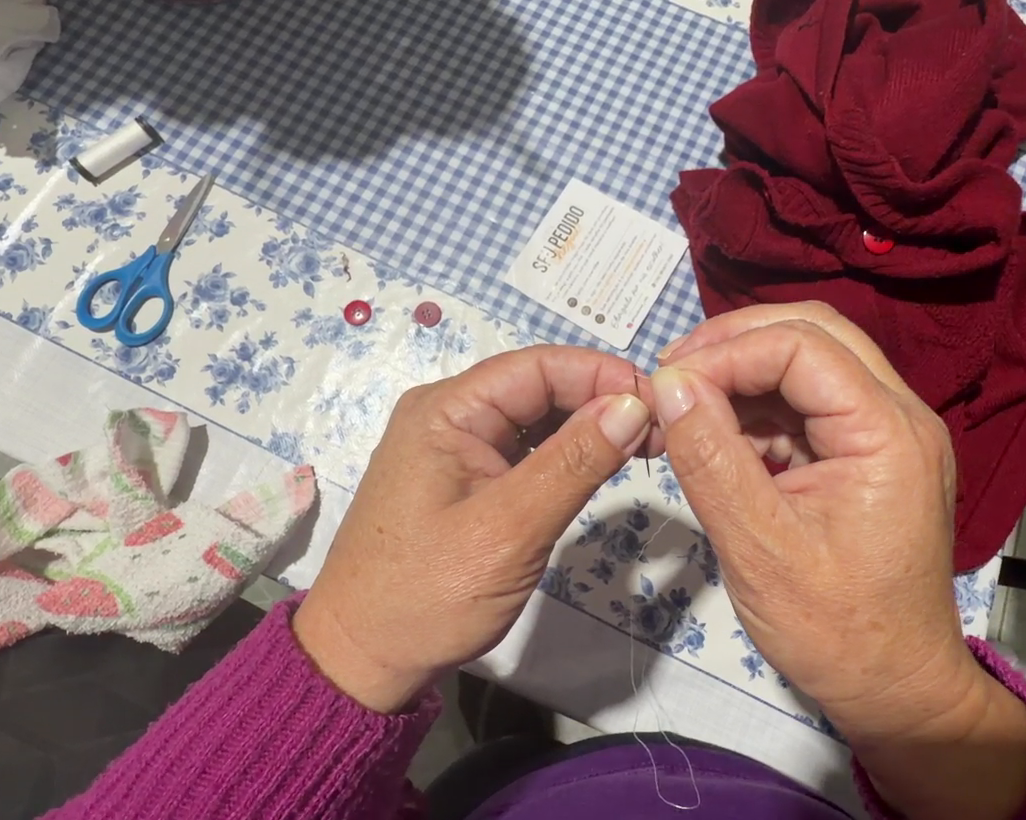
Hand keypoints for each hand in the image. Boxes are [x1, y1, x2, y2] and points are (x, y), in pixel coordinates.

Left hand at [293, 346, 657, 712]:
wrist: (363, 660)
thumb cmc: (430, 594)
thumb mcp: (511, 528)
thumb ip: (575, 462)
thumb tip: (635, 404)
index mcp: (448, 409)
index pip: (538, 366)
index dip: (602, 374)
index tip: (659, 400)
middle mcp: (451, 414)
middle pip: (539, 386)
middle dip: (601, 400)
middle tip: (662, 430)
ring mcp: (458, 446)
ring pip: (537, 417)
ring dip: (589, 426)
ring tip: (645, 446)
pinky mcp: (468, 477)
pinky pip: (525, 449)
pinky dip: (567, 453)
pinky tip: (604, 463)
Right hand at [654, 302, 1025, 818]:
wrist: (896, 694)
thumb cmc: (836, 631)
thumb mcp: (760, 549)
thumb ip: (710, 459)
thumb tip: (666, 384)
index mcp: (887, 431)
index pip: (801, 346)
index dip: (727, 353)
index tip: (666, 384)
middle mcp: (896, 414)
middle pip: (812, 333)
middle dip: (735, 343)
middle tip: (672, 372)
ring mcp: (882, 430)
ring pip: (806, 360)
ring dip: (741, 371)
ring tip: (683, 400)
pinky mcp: (861, 451)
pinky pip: (803, 401)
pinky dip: (753, 405)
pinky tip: (714, 429)